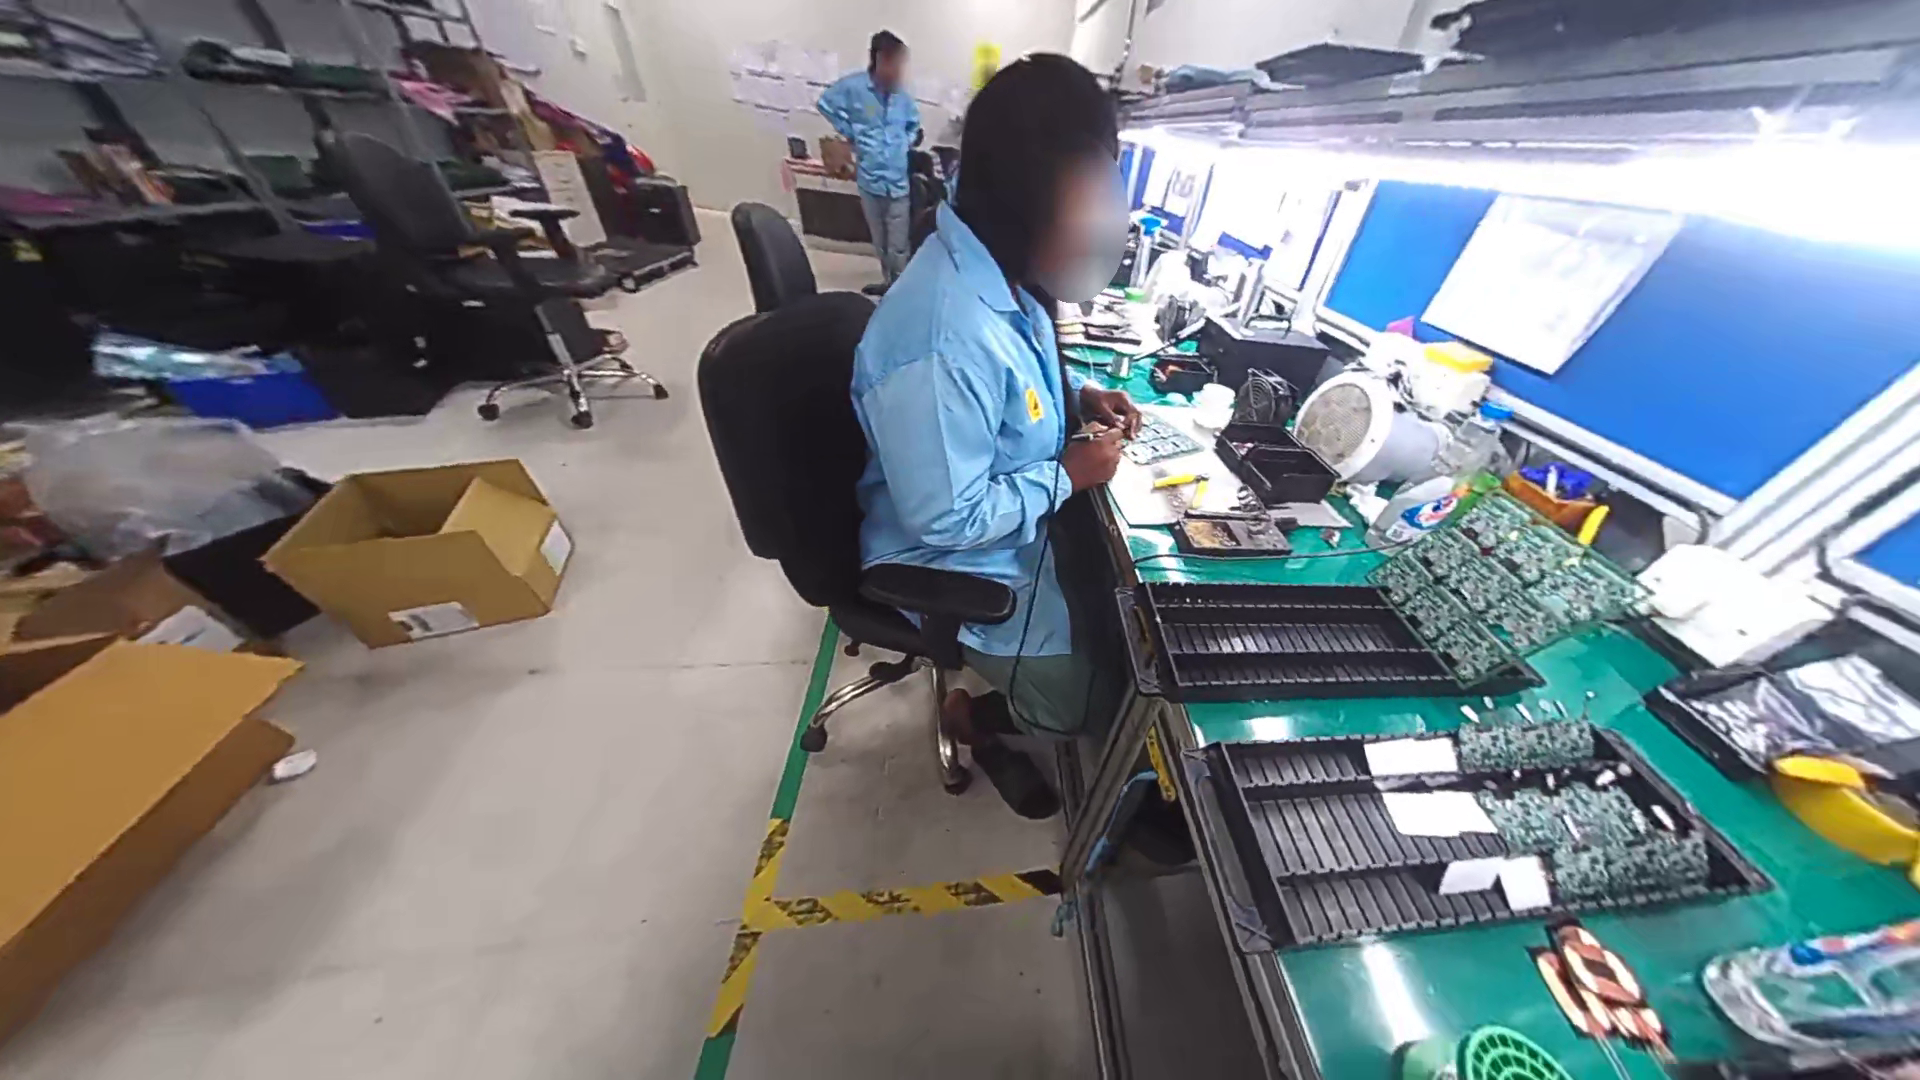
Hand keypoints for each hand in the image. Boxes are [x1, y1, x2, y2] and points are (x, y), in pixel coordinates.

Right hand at [1061, 429, 1123, 492]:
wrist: (1068, 475)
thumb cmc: (1072, 454)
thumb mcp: (1080, 435)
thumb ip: (1094, 428)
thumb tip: (1104, 427)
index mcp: (1105, 442)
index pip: (1118, 432)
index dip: (1112, 433)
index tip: (1107, 435)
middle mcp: (1112, 453)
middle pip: (1120, 444)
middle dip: (1112, 444)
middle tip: (1102, 446)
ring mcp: (1112, 465)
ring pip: (1118, 455)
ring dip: (1112, 454)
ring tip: (1101, 456)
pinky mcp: (1111, 475)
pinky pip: (1114, 466)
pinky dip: (1110, 464)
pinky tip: (1100, 465)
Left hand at [1080, 385, 1141, 438]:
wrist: (1089, 394)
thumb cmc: (1094, 399)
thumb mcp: (1101, 408)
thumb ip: (1111, 417)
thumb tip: (1121, 427)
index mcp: (1123, 398)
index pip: (1134, 412)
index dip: (1131, 423)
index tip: (1126, 432)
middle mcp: (1127, 401)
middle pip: (1138, 414)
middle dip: (1136, 426)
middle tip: (1132, 438)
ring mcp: (1125, 405)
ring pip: (1135, 417)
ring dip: (1134, 427)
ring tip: (1130, 437)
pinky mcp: (1122, 410)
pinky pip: (1129, 418)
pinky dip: (1129, 426)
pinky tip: (1126, 434)